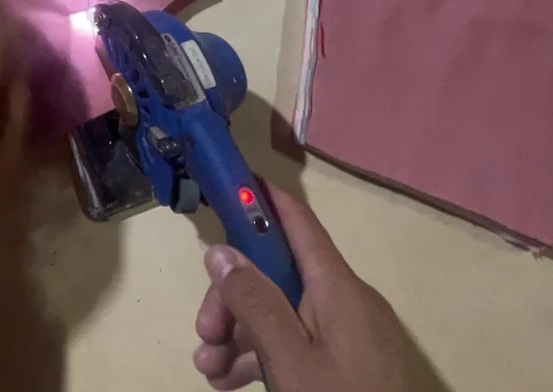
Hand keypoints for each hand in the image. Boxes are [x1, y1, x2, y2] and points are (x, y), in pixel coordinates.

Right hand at [194, 183, 415, 390]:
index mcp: (338, 288)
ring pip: (281, 312)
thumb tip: (220, 249)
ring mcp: (349, 338)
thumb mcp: (289, 361)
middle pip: (276, 273)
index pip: (296, 219)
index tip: (224, 180)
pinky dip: (263, 354)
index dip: (260, 194)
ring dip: (238, 333)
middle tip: (203, 333)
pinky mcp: (349, 368)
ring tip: (208, 369)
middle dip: (232, 296)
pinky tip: (230, 382)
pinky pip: (298, 342)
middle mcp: (345, 302)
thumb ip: (254, 301)